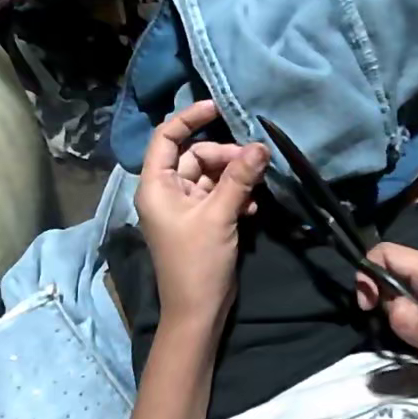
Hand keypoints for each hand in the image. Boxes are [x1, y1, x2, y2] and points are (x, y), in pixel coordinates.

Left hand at [134, 100, 268, 328]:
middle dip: (226, 157)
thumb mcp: (219, 216)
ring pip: (212, 176)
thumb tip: (261, 145)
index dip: (190, 119)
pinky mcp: (201, 220)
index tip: (218, 108)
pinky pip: (219, 195)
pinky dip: (236, 196)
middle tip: (254, 163)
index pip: (167, 137)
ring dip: (235, 178)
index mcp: (156, 186)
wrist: (198, 310)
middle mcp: (167, 191)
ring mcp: (184, 207)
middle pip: (196, 156)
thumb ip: (239, 178)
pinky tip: (253, 206)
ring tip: (256, 188)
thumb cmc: (197, 262)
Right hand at [354, 243, 417, 394]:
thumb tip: (387, 307)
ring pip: (402, 288)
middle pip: (392, 269)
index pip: (388, 252)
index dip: (367, 274)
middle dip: (378, 295)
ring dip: (394, 311)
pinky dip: (409, 320)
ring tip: (404, 340)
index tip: (366, 308)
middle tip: (385, 330)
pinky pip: (417, 304)